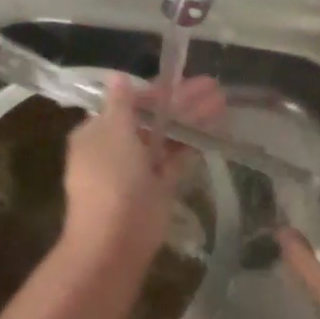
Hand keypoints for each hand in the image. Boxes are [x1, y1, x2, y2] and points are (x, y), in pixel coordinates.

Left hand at [61, 74, 221, 264]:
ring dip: (192, 119)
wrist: (114, 242)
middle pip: (152, 119)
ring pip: (168, 137)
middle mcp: (116, 149)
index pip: (128, 104)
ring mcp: (139, 170)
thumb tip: (117, 77)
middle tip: (213, 85)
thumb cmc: (110, 180)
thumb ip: (122, 105)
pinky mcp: (158, 189)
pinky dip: (193, 143)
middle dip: (182, 102)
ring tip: (222, 101)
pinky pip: (177, 159)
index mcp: (97, 133)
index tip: (182, 80)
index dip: (157, 91)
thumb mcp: (113, 133)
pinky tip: (216, 127)